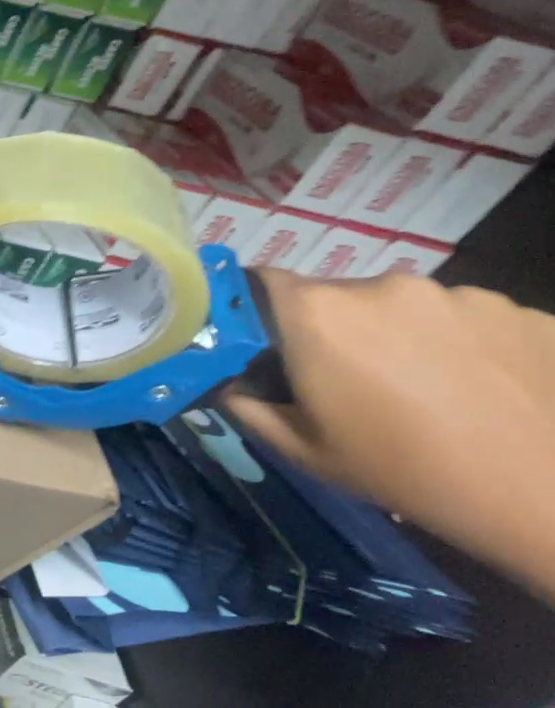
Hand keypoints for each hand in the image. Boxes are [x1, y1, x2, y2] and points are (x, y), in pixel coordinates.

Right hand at [224, 269, 554, 597]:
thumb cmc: (408, 473)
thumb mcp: (303, 450)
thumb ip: (247, 405)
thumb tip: (230, 382)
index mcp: (317, 312)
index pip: (261, 281)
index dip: (259, 309)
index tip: (269, 345)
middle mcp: (382, 286)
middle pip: (338, 294)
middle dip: (337, 328)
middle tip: (354, 378)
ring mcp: (462, 295)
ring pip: (408, 307)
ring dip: (405, 335)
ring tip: (432, 389)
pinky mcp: (526, 312)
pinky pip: (473, 319)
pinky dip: (468, 345)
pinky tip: (486, 390)